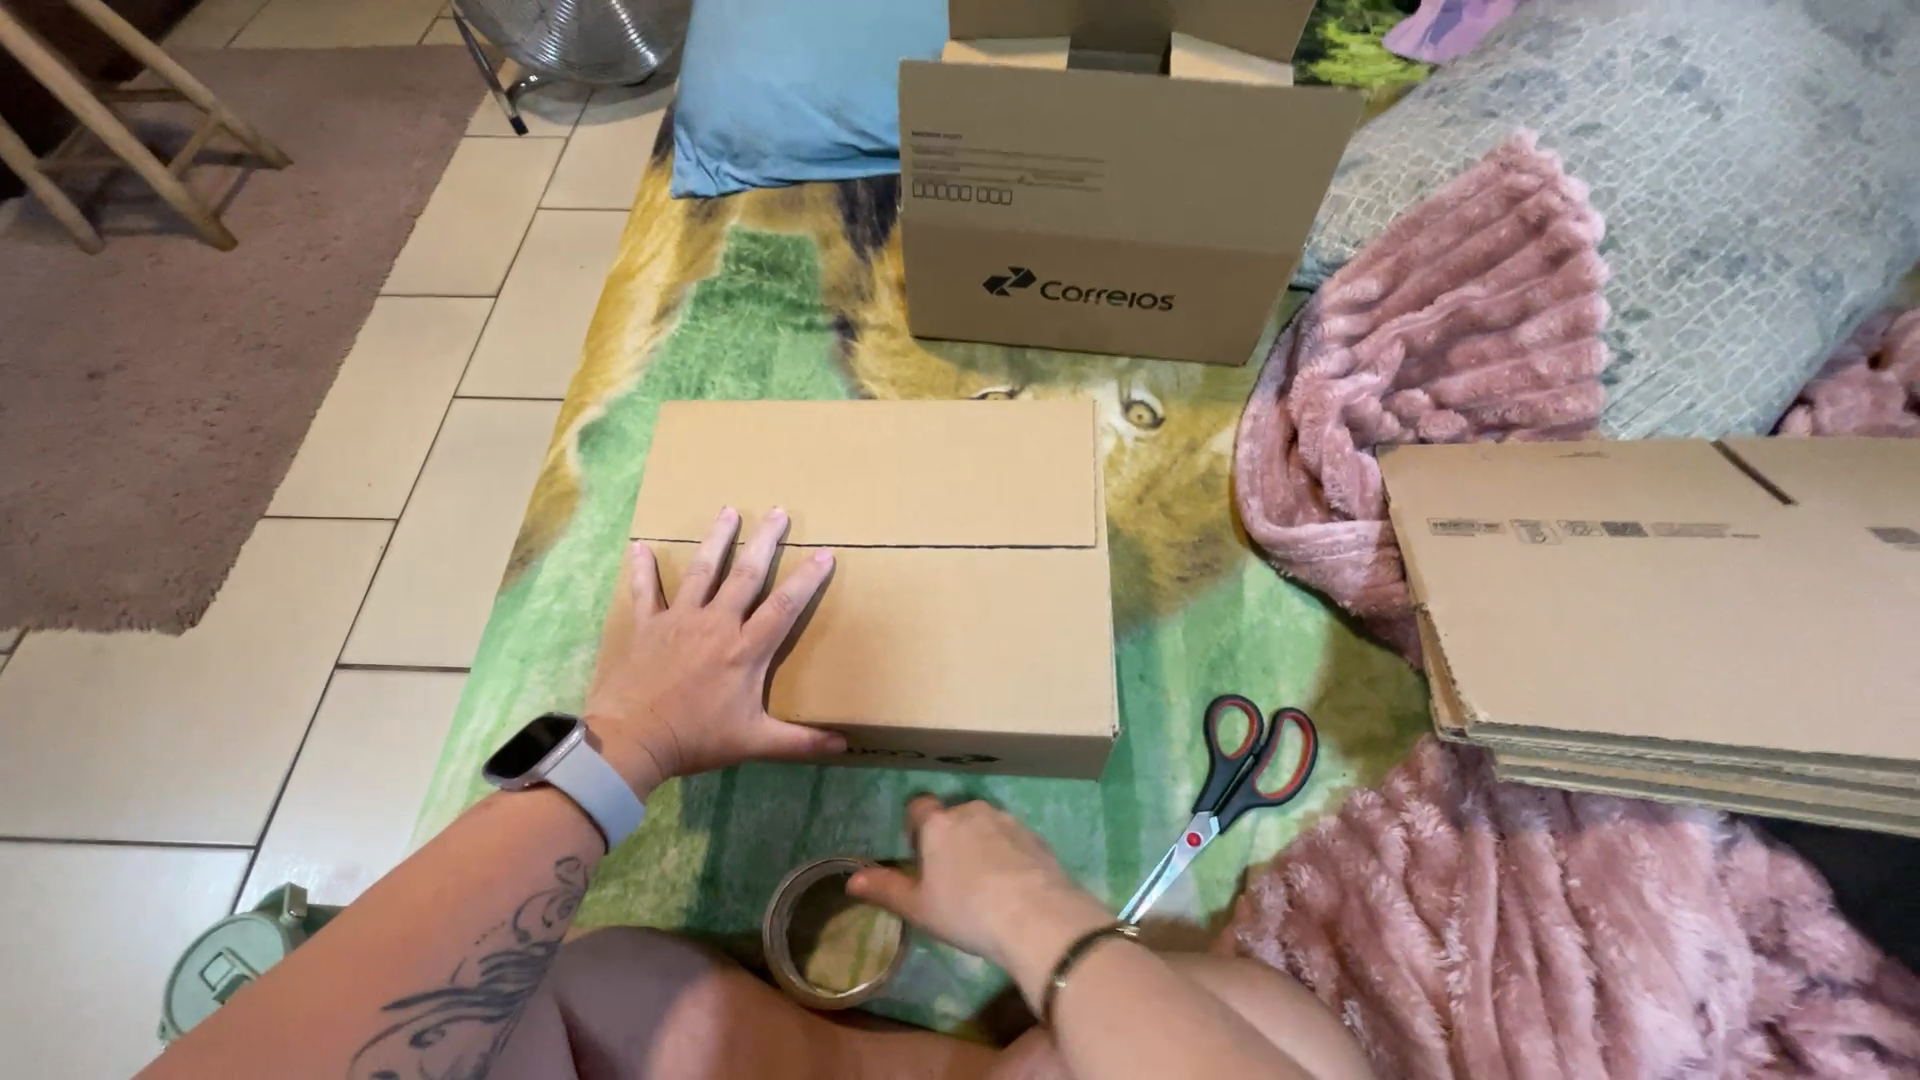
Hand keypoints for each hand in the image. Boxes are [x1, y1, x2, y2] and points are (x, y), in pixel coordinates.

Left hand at [584, 507, 844, 794]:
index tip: (825, 553)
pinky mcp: (648, 626)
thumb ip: (800, 742)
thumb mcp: (754, 742)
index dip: (807, 578)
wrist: (631, 741)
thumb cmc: (696, 739)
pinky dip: (643, 570)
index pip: (785, 605)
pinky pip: (645, 592)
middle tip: (778, 512)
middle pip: (746, 574)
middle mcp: (717, 623)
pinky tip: (641, 546)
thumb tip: (844, 747)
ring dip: (716, 540)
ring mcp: (680, 620)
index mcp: (746, 649)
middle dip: (765, 541)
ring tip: (728, 511)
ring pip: (703, 571)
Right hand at [847, 797, 1112, 1009]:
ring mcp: (1007, 820)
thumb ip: (886, 889)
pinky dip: (1009, 853)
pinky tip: (1012, 885)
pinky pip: (1013, 839)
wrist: (1035, 915)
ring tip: (984, 882)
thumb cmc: (966, 911)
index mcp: (938, 824)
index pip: (919, 807)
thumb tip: (850, 880)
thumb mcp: (919, 907)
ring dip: (981, 843)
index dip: (916, 826)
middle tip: (951, 874)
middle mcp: (971, 811)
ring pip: (985, 825)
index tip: (919, 853)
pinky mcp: (1035, 835)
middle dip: (950, 837)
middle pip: (954, 815)